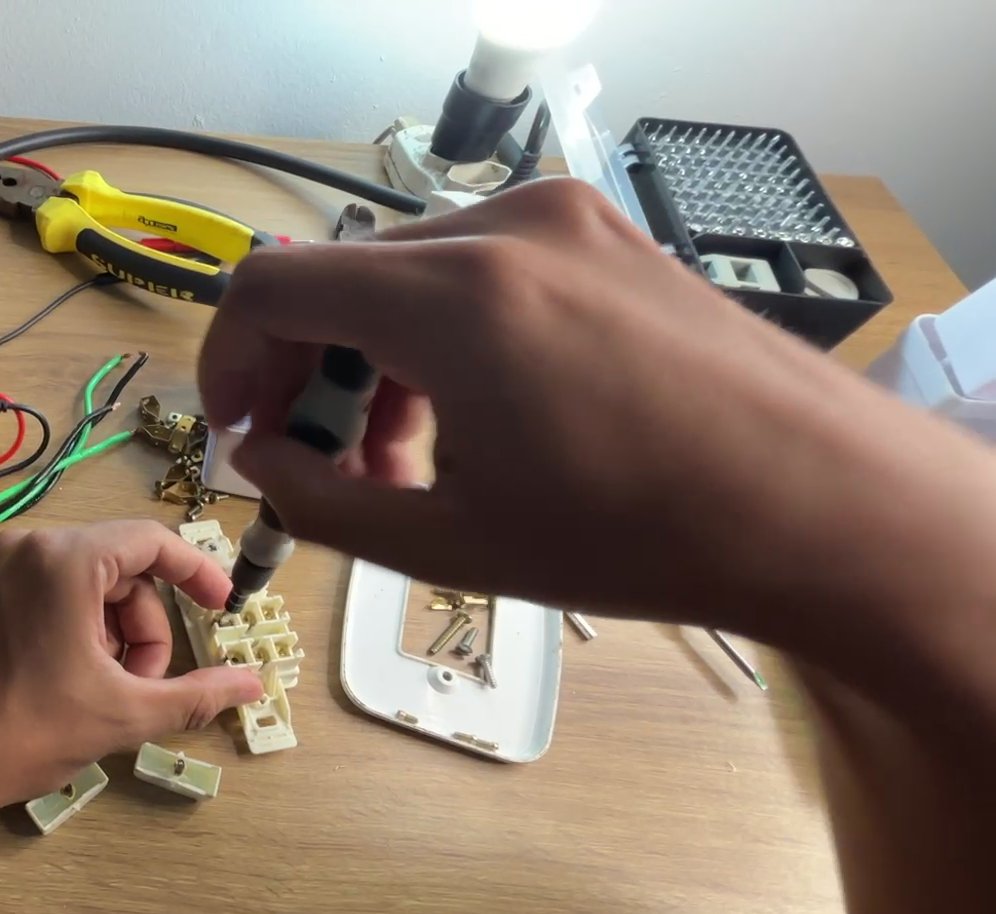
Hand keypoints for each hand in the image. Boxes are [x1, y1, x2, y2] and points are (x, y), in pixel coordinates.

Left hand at [0, 521, 264, 817]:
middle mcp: (33, 544)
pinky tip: (79, 675)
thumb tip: (254, 685)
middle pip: (124, 567)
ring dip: (118, 633)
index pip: (152, 541)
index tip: (223, 609)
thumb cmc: (27, 731)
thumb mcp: (124, 713)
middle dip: (147, 626)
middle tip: (146, 683)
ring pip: (94, 582)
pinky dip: (86, 627)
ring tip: (110, 689)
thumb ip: (197, 694)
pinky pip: (61, 590)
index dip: (197, 573)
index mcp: (66, 558)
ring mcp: (6, 563)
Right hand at [197, 178, 979, 635]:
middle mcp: (498, 230)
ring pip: (386, 283)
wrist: (835, 511)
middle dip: (294, 377)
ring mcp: (552, 220)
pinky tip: (447, 419)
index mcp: (453, 301)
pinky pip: (454, 277)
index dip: (227, 361)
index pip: (269, 289)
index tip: (238, 430)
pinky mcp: (587, 234)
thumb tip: (253, 457)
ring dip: (356, 368)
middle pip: (326, 284)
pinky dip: (417, 346)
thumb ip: (312, 499)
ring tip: (386, 459)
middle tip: (310, 459)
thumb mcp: (438, 543)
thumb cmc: (631, 539)